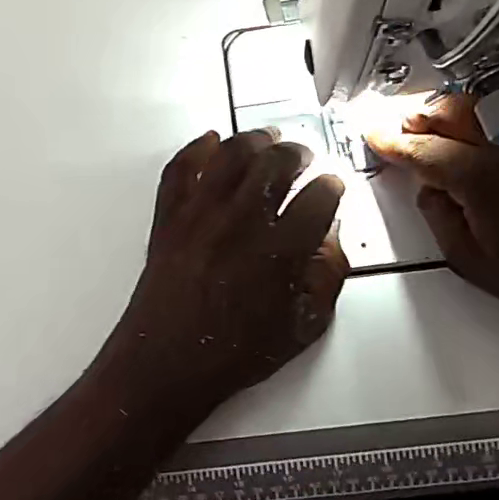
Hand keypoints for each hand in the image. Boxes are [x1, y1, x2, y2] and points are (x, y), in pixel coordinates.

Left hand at [95, 129, 348, 417]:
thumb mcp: (301, 328)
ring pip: (231, 154)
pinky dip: (196, 149)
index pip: (318, 198)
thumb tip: (330, 241)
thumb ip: (326, 279)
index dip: (331, 186)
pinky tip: (210, 142)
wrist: (166, 361)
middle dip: (297, 153)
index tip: (332, 184)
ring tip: (266, 138)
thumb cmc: (230, 354)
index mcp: (279, 251)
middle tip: (302, 155)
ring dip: (254, 139)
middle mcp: (240, 223)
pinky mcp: (169, 216)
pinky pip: (180, 168)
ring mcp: (200, 215)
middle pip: (275, 163)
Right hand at [364, 95, 498, 334]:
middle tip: (397, 133)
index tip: (371, 135)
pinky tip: (471, 147)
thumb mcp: (472, 262)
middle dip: (417, 116)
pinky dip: (477, 123)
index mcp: (484, 177)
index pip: (423, 149)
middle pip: (452, 109)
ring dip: (447, 115)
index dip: (390, 142)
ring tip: (430, 137)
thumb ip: (439, 218)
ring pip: (480, 105)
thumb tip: (431, 191)